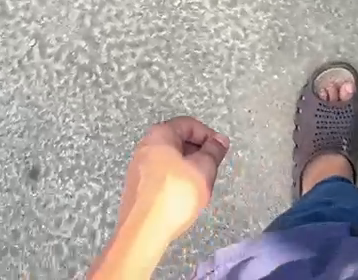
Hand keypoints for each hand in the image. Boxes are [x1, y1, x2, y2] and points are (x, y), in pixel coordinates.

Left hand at [89, 117, 230, 278]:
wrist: (143, 233)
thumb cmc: (175, 194)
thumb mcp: (203, 169)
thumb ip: (214, 151)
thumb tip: (220, 139)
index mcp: (160, 134)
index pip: (189, 124)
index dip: (208, 136)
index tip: (219, 152)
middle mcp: (146, 146)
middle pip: (178, 142)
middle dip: (198, 154)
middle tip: (210, 170)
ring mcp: (138, 169)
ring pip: (171, 161)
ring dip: (188, 170)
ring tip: (198, 188)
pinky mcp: (137, 189)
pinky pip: (162, 177)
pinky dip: (176, 182)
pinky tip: (182, 200)